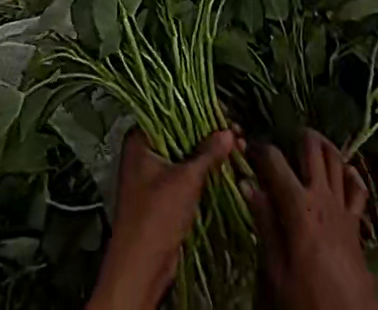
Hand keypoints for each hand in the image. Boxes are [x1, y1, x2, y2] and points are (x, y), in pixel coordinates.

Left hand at [86, 128, 240, 309]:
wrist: (140, 268)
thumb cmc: (155, 217)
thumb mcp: (186, 180)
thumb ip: (208, 153)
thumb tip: (228, 132)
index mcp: (140, 140)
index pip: (171, 111)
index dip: (199, 109)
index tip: (224, 112)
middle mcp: (144, 152)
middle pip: (180, 132)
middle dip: (209, 133)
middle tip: (236, 132)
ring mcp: (152, 174)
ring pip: (185, 153)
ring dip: (209, 152)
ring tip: (237, 147)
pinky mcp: (162, 194)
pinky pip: (185, 173)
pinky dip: (204, 170)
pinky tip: (225, 167)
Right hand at [244, 131, 377, 309]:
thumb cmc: (307, 299)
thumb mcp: (276, 268)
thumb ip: (264, 222)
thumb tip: (247, 185)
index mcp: (298, 206)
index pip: (275, 161)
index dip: (259, 148)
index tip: (247, 146)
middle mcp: (322, 197)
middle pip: (313, 148)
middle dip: (297, 134)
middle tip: (283, 135)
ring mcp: (343, 207)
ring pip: (337, 160)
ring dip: (323, 146)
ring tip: (309, 142)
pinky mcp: (357, 222)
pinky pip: (358, 188)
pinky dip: (350, 173)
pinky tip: (344, 170)